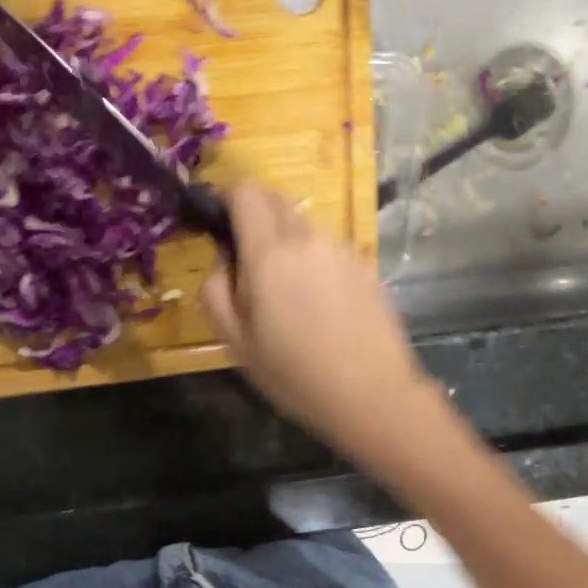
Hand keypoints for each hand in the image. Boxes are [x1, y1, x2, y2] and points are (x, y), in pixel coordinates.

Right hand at [201, 185, 448, 468]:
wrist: (371, 394)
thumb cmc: (294, 376)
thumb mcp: (236, 344)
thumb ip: (216, 294)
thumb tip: (221, 264)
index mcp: (269, 255)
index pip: (246, 192)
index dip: (227, 198)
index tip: (218, 222)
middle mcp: (308, 239)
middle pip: (276, 200)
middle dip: (254, 217)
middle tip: (245, 263)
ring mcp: (341, 249)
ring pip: (303, 227)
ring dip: (285, 244)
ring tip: (285, 296)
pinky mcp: (364, 266)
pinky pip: (327, 250)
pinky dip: (312, 263)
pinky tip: (317, 307)